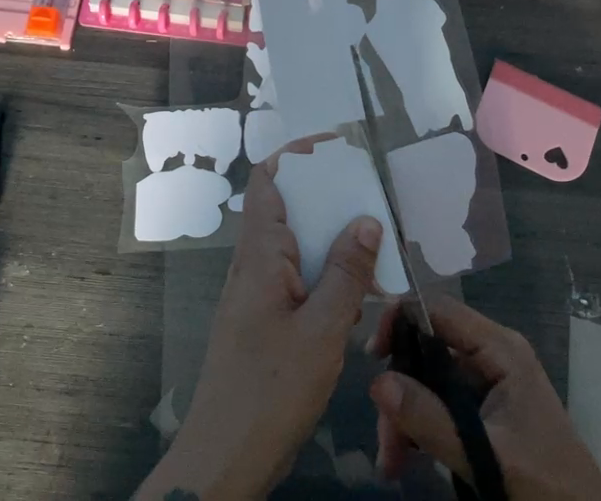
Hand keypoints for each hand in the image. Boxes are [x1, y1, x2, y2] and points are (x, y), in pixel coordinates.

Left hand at [137, 145, 384, 500]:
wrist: (225, 454)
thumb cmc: (271, 389)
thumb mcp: (321, 331)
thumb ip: (345, 273)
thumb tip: (367, 218)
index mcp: (259, 256)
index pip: (268, 181)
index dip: (298, 155)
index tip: (340, 146)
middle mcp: (253, 265)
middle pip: (285, 207)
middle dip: (326, 192)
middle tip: (372, 189)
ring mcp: (257, 294)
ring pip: (293, 243)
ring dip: (329, 232)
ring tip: (375, 230)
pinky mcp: (265, 320)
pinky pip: (296, 275)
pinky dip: (325, 267)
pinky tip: (357, 283)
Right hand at [369, 299, 600, 500]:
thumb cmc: (547, 482)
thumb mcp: (485, 453)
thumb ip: (431, 419)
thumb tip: (376, 381)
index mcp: (500, 349)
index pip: (438, 309)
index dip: (400, 320)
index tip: (371, 356)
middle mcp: (490, 355)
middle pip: (425, 349)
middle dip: (399, 389)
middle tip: (385, 440)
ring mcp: (486, 382)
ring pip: (426, 380)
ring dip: (404, 416)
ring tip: (391, 462)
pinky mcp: (482, 409)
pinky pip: (437, 403)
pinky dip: (417, 428)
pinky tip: (405, 460)